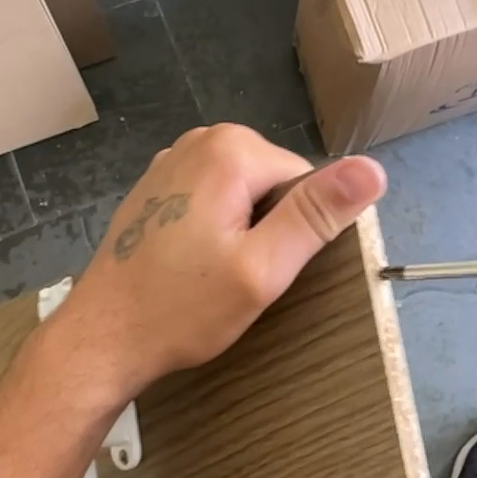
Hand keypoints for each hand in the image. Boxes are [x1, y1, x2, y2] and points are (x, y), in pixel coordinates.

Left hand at [51, 124, 386, 400]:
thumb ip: (316, 215)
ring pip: (245, 194)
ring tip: (213, 274)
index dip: (295, 232)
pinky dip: (215, 229)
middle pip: (274, 183)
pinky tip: (191, 264)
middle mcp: (200, 139)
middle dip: (267, 230)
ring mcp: (172, 160)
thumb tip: (374, 168)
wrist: (102, 338)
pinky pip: (213, 199)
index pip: (305, 181)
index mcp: (231, 149)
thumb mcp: (262, 268)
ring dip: (242, 233)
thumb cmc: (183, 309)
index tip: (262, 270)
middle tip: (237, 277)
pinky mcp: (156, 186)